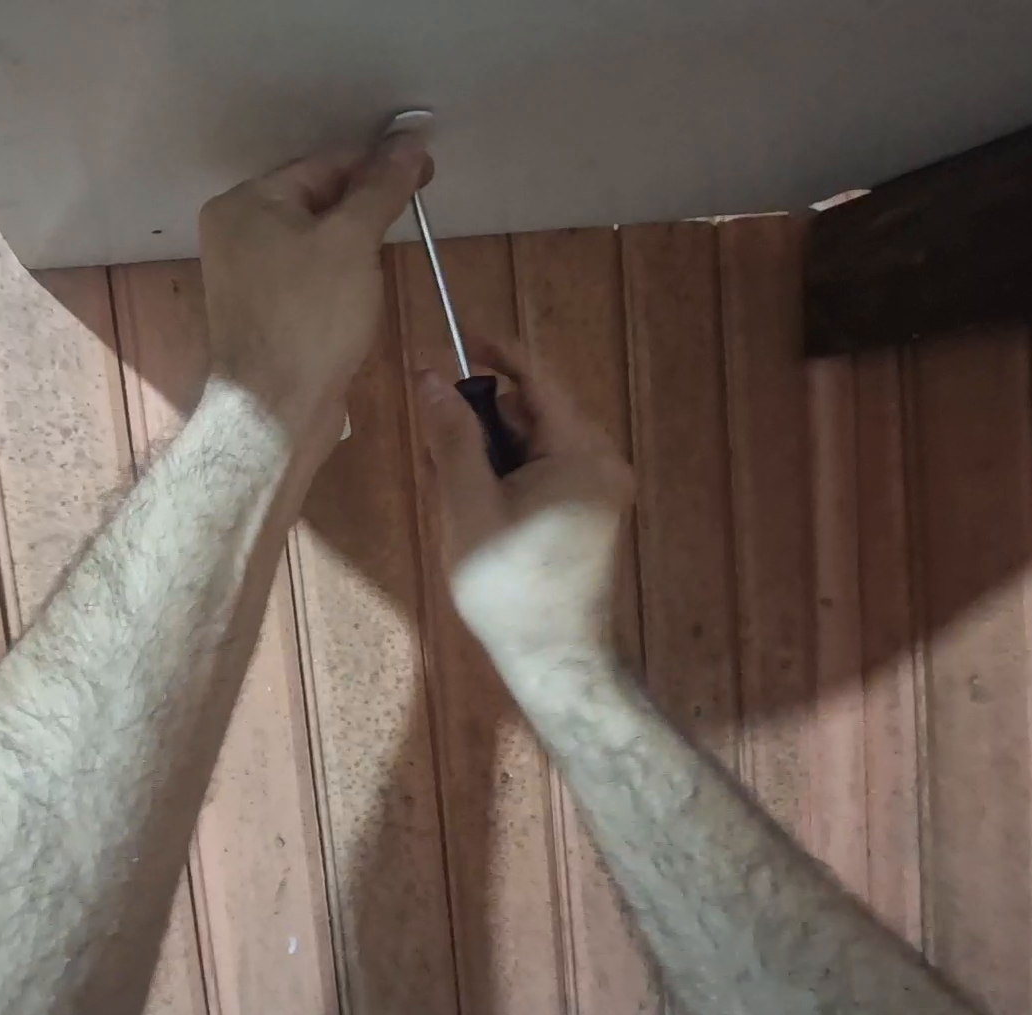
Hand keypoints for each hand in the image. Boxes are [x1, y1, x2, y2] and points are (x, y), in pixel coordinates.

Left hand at [199, 131, 430, 452]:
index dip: (376, 163)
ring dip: (353, 244)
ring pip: (313, 244)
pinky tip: (363, 291)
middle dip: (364, 206)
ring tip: (390, 250)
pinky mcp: (264, 317)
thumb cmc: (311, 318)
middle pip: (314, 202)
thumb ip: (381, 188)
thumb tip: (411, 141)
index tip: (424, 166)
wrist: (277, 410)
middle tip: (414, 207)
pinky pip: (307, 280)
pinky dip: (337, 278)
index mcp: (245, 204)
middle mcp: (237, 236)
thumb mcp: (352, 241)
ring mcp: (247, 280)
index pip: (322, 164)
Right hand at [415, 339, 632, 671]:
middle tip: (437, 443)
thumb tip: (430, 377)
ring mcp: (599, 489)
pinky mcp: (589, 513)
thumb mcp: (467, 506)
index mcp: (580, 452)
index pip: (537, 378)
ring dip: (491, 449)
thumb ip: (451, 437)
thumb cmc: (506, 584)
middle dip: (484, 416)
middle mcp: (601, 461)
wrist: (552, 658)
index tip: (454, 338)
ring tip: (453, 485)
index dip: (494, 351)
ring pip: (536, 444)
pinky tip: (479, 503)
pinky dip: (508, 473)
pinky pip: (545, 472)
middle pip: (535, 411)